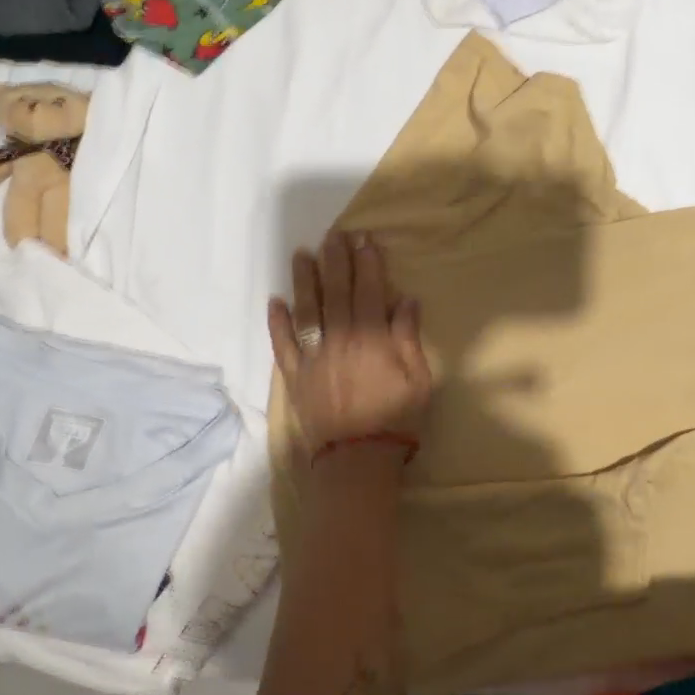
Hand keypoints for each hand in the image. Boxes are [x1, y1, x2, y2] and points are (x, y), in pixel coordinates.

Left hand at [268, 231, 433, 460]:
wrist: (356, 459)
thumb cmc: (397, 416)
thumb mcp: (419, 377)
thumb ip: (409, 337)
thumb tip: (406, 300)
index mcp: (372, 338)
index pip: (369, 290)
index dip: (368, 263)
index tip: (366, 240)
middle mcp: (340, 339)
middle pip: (336, 292)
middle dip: (336, 261)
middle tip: (335, 235)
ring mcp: (313, 356)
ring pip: (306, 310)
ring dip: (304, 280)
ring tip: (302, 254)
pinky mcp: (295, 376)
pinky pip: (282, 343)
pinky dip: (277, 321)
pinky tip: (275, 301)